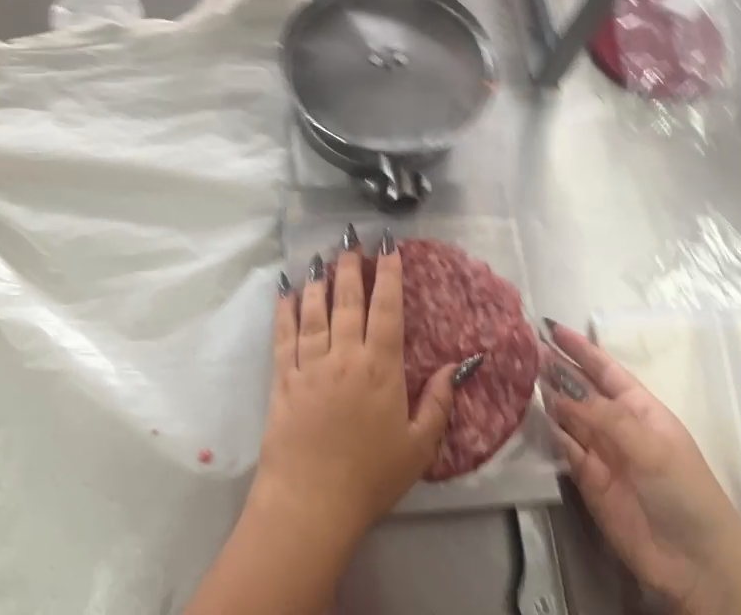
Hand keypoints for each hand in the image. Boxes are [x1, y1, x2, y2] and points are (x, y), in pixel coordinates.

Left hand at [253, 234, 457, 540]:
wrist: (311, 501)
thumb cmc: (371, 477)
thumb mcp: (419, 446)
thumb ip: (438, 402)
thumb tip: (458, 366)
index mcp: (380, 368)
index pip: (386, 309)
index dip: (389, 275)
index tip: (388, 247)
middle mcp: (344, 356)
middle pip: (347, 300)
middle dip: (350, 266)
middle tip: (350, 240)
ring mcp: (309, 365)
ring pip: (314, 311)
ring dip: (318, 281)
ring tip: (319, 257)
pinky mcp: (282, 379)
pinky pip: (283, 335)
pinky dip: (284, 310)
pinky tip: (286, 292)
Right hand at [544, 321, 740, 614]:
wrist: (695, 562)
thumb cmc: (684, 492)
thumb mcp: (650, 446)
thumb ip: (604, 417)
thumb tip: (560, 393)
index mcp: (641, 409)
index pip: (606, 370)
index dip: (581, 349)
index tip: (552, 328)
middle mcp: (619, 426)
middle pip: (583, 390)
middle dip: (557, 369)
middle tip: (523, 349)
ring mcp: (602, 454)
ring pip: (569, 417)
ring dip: (547, 397)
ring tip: (517, 375)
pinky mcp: (588, 482)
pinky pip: (564, 449)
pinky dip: (547, 433)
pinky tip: (528, 416)